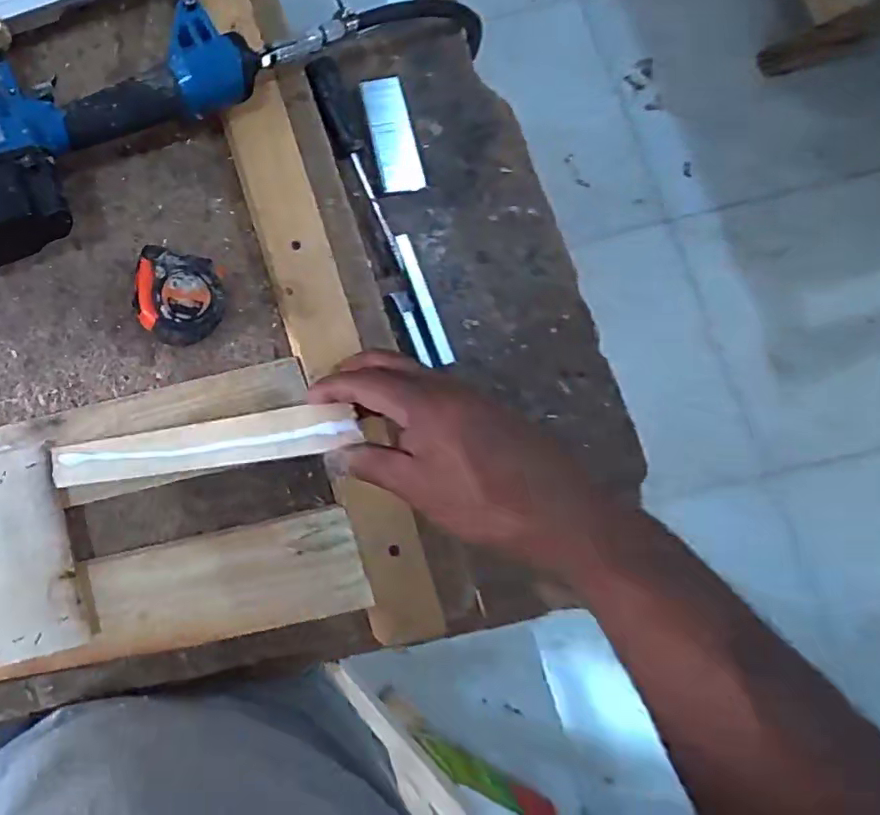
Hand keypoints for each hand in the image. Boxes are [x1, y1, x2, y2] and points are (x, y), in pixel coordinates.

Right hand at [309, 351, 617, 573]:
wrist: (570, 518)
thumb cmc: (487, 506)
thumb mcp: (421, 491)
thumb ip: (375, 465)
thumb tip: (338, 453)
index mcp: (424, 403)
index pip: (365, 381)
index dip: (332, 387)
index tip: (309, 400)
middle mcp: (444, 387)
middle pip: (387, 361)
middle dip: (352, 371)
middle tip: (329, 395)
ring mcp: (469, 394)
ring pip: (410, 371)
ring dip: (378, 381)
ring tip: (358, 411)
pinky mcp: (486, 407)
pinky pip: (431, 386)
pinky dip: (403, 392)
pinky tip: (403, 425)